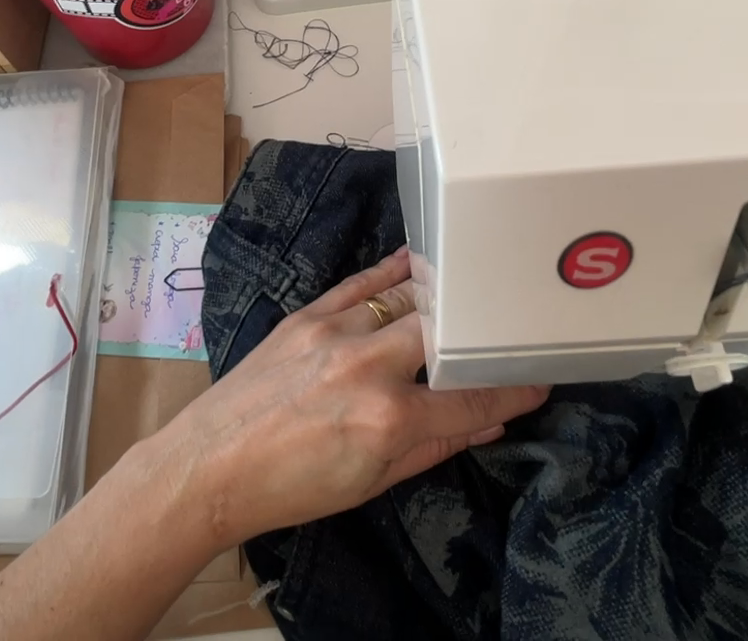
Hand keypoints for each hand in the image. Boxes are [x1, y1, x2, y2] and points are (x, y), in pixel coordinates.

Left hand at [145, 247, 548, 549]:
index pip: (468, 400)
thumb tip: (489, 422)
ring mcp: (335, 332)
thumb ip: (436, 446)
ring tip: (468, 292)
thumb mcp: (372, 482)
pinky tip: (417, 260)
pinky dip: (392, 271)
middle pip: (443, 335)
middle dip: (477, 338)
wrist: (211, 465)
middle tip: (500, 335)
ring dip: (441, 299)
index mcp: (388, 419)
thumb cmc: (293, 488)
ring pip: (406, 300)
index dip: (510, 391)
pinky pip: (360, 283)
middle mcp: (368, 365)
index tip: (537, 380)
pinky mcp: (307, 314)